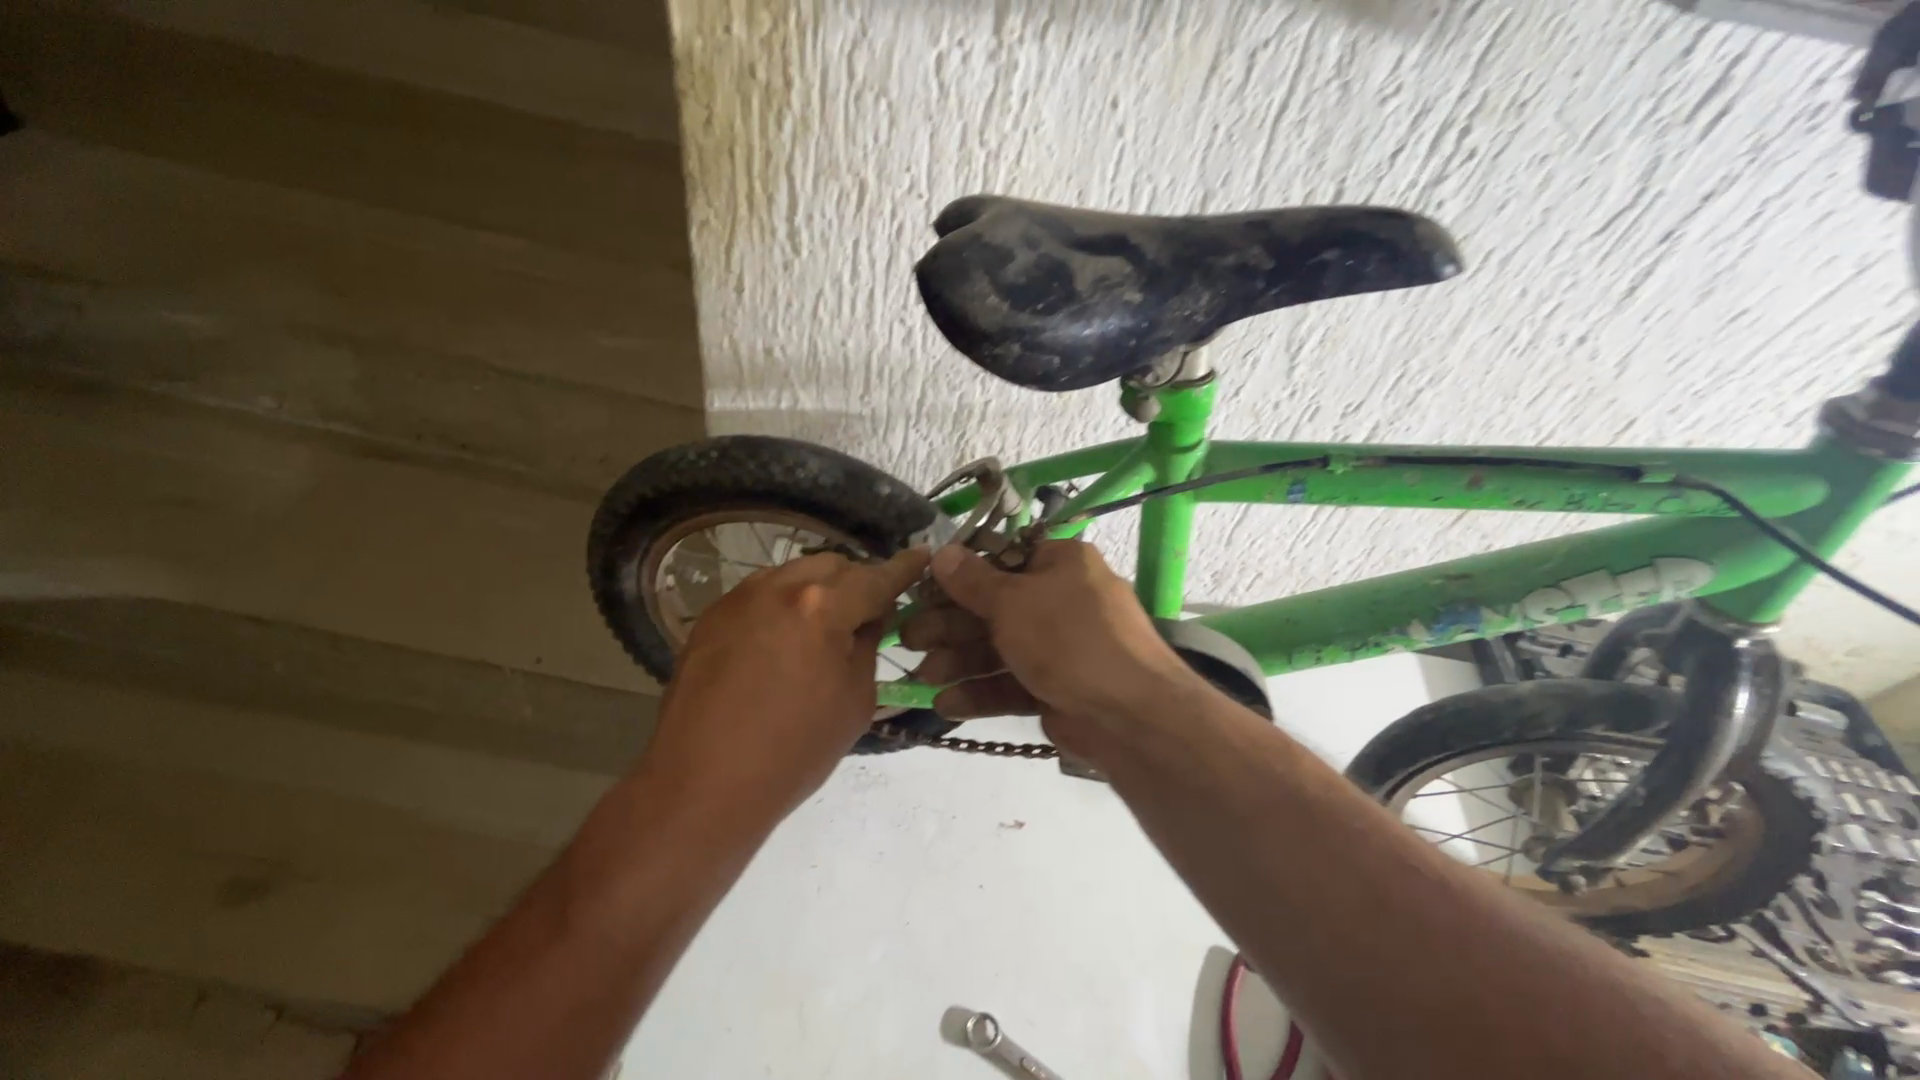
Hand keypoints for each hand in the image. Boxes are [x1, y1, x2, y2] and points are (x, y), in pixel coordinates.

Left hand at [643, 548, 930, 818]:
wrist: (703, 783)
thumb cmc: (793, 751)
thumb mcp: (854, 701)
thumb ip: (866, 647)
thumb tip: (869, 619)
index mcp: (822, 607)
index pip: (876, 578)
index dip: (903, 569)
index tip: (921, 557)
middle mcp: (779, 587)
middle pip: (832, 566)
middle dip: (856, 582)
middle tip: (870, 612)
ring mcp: (739, 598)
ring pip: (792, 574)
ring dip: (817, 591)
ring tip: (825, 626)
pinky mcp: (710, 617)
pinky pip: (760, 594)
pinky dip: (783, 604)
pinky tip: (784, 639)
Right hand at [900, 541, 1201, 759]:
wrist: (1130, 715)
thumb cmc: (1070, 639)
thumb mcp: (1014, 602)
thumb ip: (973, 581)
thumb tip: (941, 551)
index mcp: (1061, 564)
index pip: (1002, 559)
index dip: (960, 574)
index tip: (922, 588)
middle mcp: (1062, 600)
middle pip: (994, 607)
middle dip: (950, 625)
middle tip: (908, 638)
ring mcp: (1062, 647)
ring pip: (999, 648)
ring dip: (959, 660)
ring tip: (922, 676)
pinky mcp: (1057, 687)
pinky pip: (1012, 682)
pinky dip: (981, 691)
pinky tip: (946, 703)